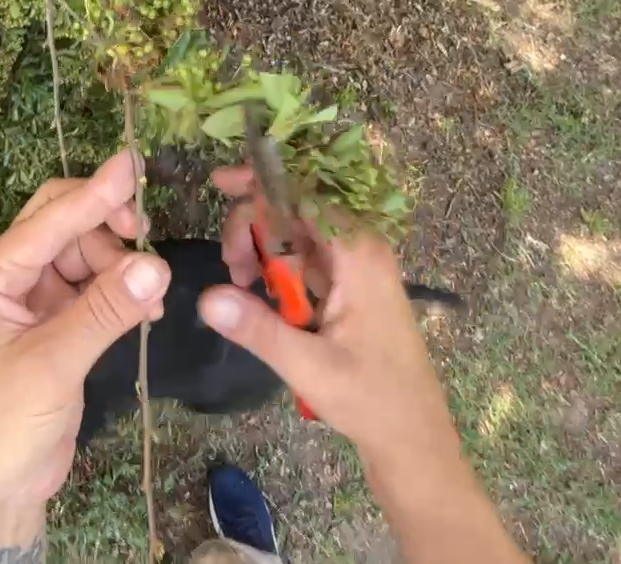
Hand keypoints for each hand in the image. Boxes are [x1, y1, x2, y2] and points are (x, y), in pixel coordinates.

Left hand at [0, 152, 170, 561]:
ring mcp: (31, 303)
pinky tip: (147, 308)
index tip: (133, 163)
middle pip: (63, 227)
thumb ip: (105, 311)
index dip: (93, 192)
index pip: (49, 220)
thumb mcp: (52, 365)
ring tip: (152, 295)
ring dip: (118, 266)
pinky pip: (91, 291)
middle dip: (105, 225)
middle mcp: (8, 278)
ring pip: (83, 257)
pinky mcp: (52, 328)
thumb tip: (157, 263)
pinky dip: (119, 293)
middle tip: (146, 235)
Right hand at [198, 164, 442, 446]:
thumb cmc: (372, 401)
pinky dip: (277, 266)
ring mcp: (355, 266)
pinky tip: (262, 295)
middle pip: (295, 207)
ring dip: (261, 248)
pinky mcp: (349, 284)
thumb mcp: (309, 367)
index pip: (305, 191)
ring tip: (242, 286)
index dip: (262, 180)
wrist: (414, 440)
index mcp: (358, 254)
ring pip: (296, 231)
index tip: (220, 182)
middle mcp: (359, 248)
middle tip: (231, 265)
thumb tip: (206, 297)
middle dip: (253, 224)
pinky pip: (304, 256)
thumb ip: (258, 328)